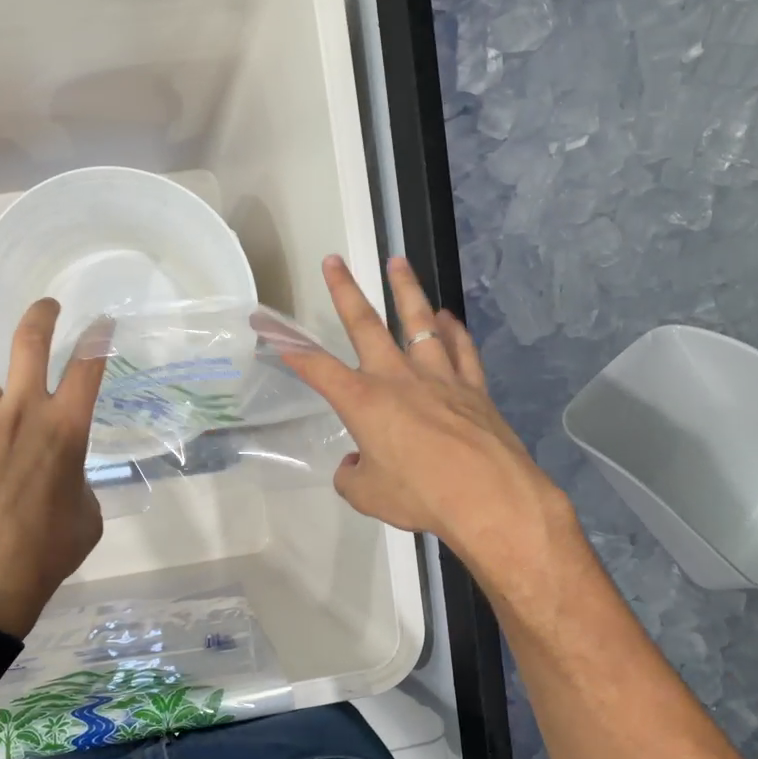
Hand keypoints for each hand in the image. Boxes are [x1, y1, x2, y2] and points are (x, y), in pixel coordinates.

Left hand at [0, 299, 106, 636]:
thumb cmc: (47, 551)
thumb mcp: (86, 514)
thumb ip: (77, 476)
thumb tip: (60, 467)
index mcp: (65, 429)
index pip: (87, 365)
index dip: (98, 338)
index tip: (102, 324)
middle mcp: (20, 414)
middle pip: (28, 341)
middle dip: (41, 316)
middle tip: (47, 308)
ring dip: (0, 404)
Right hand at [273, 256, 567, 555]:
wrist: (489, 497)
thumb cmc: (420, 496)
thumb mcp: (367, 495)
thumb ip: (352, 475)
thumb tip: (354, 464)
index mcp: (363, 402)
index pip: (316, 368)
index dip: (289, 347)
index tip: (268, 325)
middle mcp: (398, 379)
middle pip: (366, 325)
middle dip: (345, 291)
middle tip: (334, 261)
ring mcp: (440, 378)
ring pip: (420, 322)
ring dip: (407, 290)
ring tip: (398, 262)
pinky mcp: (474, 389)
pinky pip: (461, 350)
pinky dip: (453, 331)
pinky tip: (447, 317)